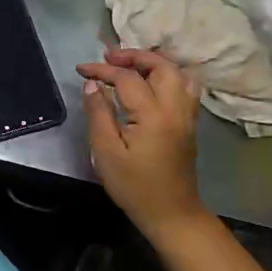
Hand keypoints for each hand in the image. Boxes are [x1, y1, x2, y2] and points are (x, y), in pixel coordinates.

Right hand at [77, 48, 207, 235]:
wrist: (171, 213)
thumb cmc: (134, 186)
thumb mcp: (106, 152)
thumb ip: (99, 113)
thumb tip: (93, 84)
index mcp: (153, 114)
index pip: (127, 78)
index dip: (103, 70)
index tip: (81, 69)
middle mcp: (175, 108)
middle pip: (161, 66)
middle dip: (134, 57)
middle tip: (109, 58)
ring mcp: (187, 115)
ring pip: (178, 74)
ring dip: (154, 63)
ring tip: (130, 66)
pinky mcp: (190, 124)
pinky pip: (185, 87)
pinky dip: (167, 76)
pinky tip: (150, 83)